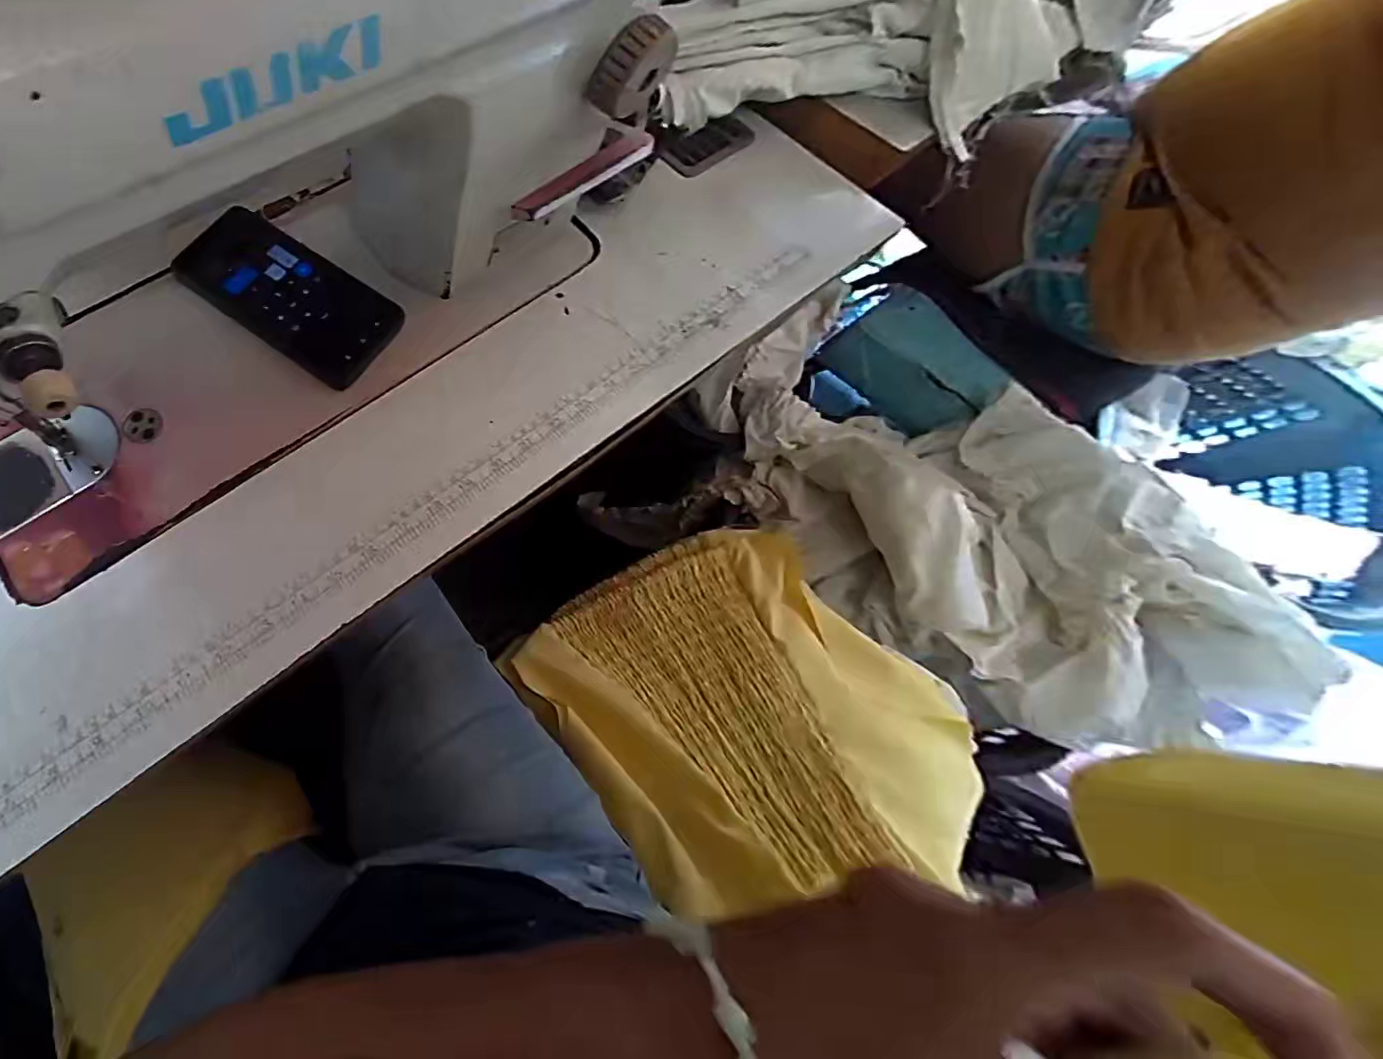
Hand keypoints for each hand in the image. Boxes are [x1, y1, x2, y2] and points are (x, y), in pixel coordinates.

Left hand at [713, 869, 1366, 1058]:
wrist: (683, 1022)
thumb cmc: (823, 1058)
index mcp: (975, 944)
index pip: (1145, 924)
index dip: (1265, 986)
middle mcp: (931, 905)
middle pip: (1089, 964)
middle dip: (1155, 1049)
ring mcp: (882, 905)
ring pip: (1024, 970)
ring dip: (1077, 1040)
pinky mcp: (851, 921)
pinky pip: (961, 967)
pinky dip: (1008, 1021)